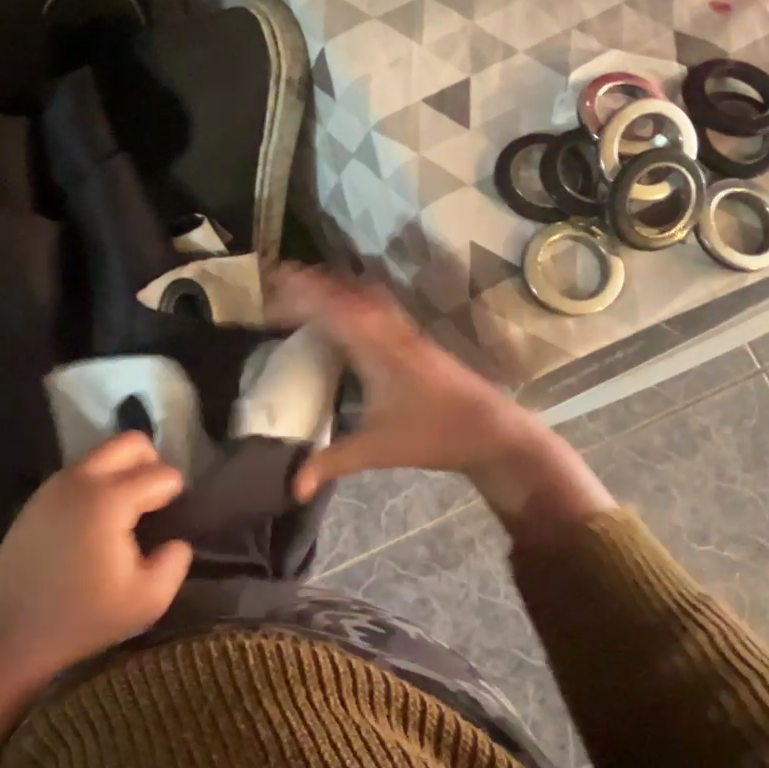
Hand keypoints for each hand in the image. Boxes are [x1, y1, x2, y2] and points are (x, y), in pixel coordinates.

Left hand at [0, 430, 193, 676]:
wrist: (9, 633)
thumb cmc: (82, 618)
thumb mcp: (146, 600)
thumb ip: (174, 563)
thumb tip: (177, 541)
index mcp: (109, 499)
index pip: (160, 473)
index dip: (176, 491)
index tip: (177, 515)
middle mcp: (79, 479)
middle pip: (128, 442)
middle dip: (151, 462)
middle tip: (157, 501)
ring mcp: (52, 486)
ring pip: (100, 455)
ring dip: (121, 472)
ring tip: (129, 514)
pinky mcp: (35, 500)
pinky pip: (77, 475)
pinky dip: (96, 485)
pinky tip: (96, 524)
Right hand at [268, 266, 613, 532]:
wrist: (495, 432)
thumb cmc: (435, 435)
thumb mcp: (377, 450)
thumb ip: (332, 463)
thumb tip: (294, 487)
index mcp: (377, 350)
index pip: (332, 310)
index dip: (302, 294)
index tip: (273, 285)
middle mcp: (391, 333)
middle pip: (348, 293)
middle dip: (314, 282)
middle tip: (280, 280)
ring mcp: (408, 335)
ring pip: (368, 297)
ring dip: (337, 288)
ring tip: (308, 288)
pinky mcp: (418, 343)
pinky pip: (381, 309)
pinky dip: (356, 301)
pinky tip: (349, 314)